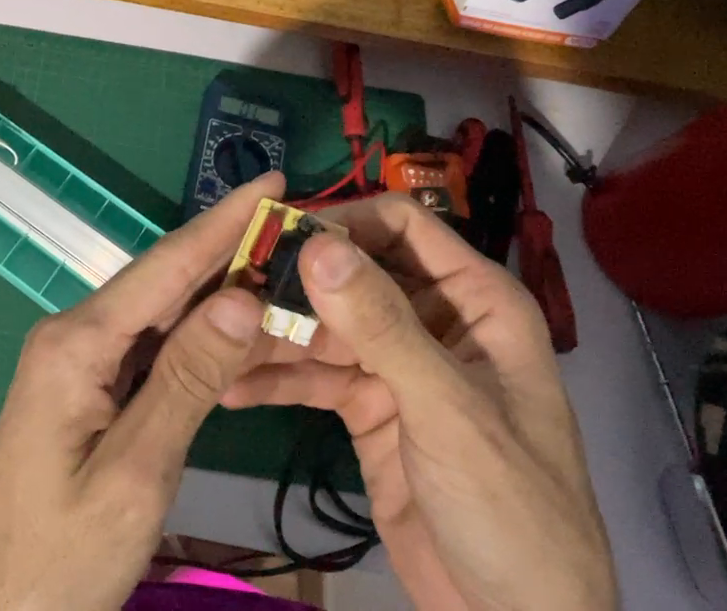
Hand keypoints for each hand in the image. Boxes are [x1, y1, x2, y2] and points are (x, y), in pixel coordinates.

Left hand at [0, 174, 284, 610]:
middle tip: (296, 230)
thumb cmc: (60, 555)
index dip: (222, 223)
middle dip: (228, 253)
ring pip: (157, 316)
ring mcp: (75, 365)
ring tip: (282, 270)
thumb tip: (241, 298)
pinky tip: (235, 333)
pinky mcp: (83, 393)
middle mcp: (72, 337)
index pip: (165, 267)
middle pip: (161, 283)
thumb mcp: (135, 473)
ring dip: (217, 295)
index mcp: (76, 343)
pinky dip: (195, 340)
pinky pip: (147, 351)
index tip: (273, 181)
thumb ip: (187, 381)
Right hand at [223, 194, 616, 610]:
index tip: (273, 237)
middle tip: (226, 294)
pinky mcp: (368, 408)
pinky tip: (232, 388)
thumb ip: (381, 326)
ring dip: (273, 333)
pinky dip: (277, 380)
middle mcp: (432, 321)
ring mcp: (397, 366)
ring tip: (216, 342)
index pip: (399, 227)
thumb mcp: (447, 409)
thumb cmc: (510, 505)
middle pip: (350, 276)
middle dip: (291, 282)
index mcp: (473, 301)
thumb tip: (315, 245)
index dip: (339, 222)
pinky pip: (314, 377)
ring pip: (324, 326)